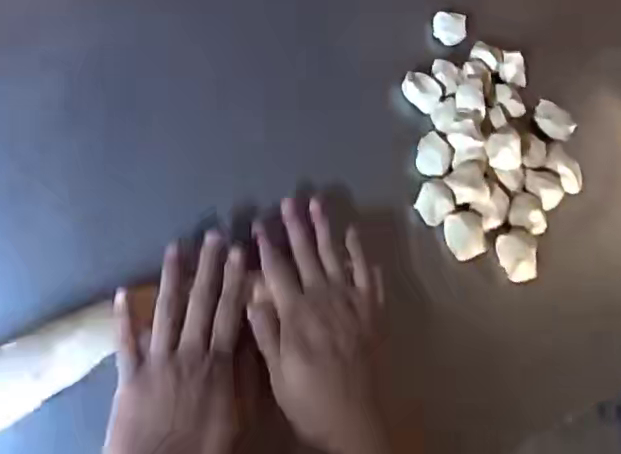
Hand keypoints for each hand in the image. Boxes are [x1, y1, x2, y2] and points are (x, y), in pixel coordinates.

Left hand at [104, 231, 247, 453]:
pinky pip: (125, 343)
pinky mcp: (130, 377)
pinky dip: (122, 318)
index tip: (238, 248)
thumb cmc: (202, 451)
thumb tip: (255, 340)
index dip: (234, 279)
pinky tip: (120, 292)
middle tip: (212, 234)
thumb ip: (246, 379)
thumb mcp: (236, 419)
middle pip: (200, 303)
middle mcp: (189, 354)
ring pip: (166, 311)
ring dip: (171, 277)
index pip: (229, 312)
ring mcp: (158, 362)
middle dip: (208, 267)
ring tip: (175, 247)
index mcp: (216, 364)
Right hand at [249, 197, 388, 453]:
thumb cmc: (310, 400)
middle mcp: (322, 297)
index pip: (277, 270)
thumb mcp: (277, 375)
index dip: (267, 245)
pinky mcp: (369, 307)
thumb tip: (251, 296)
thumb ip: (266, 333)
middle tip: (288, 200)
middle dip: (295, 225)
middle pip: (305, 254)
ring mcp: (349, 299)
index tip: (258, 223)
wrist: (356, 420)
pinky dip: (359, 251)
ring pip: (334, 254)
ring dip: (324, 227)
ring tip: (316, 203)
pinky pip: (365, 272)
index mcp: (296, 313)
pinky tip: (353, 233)